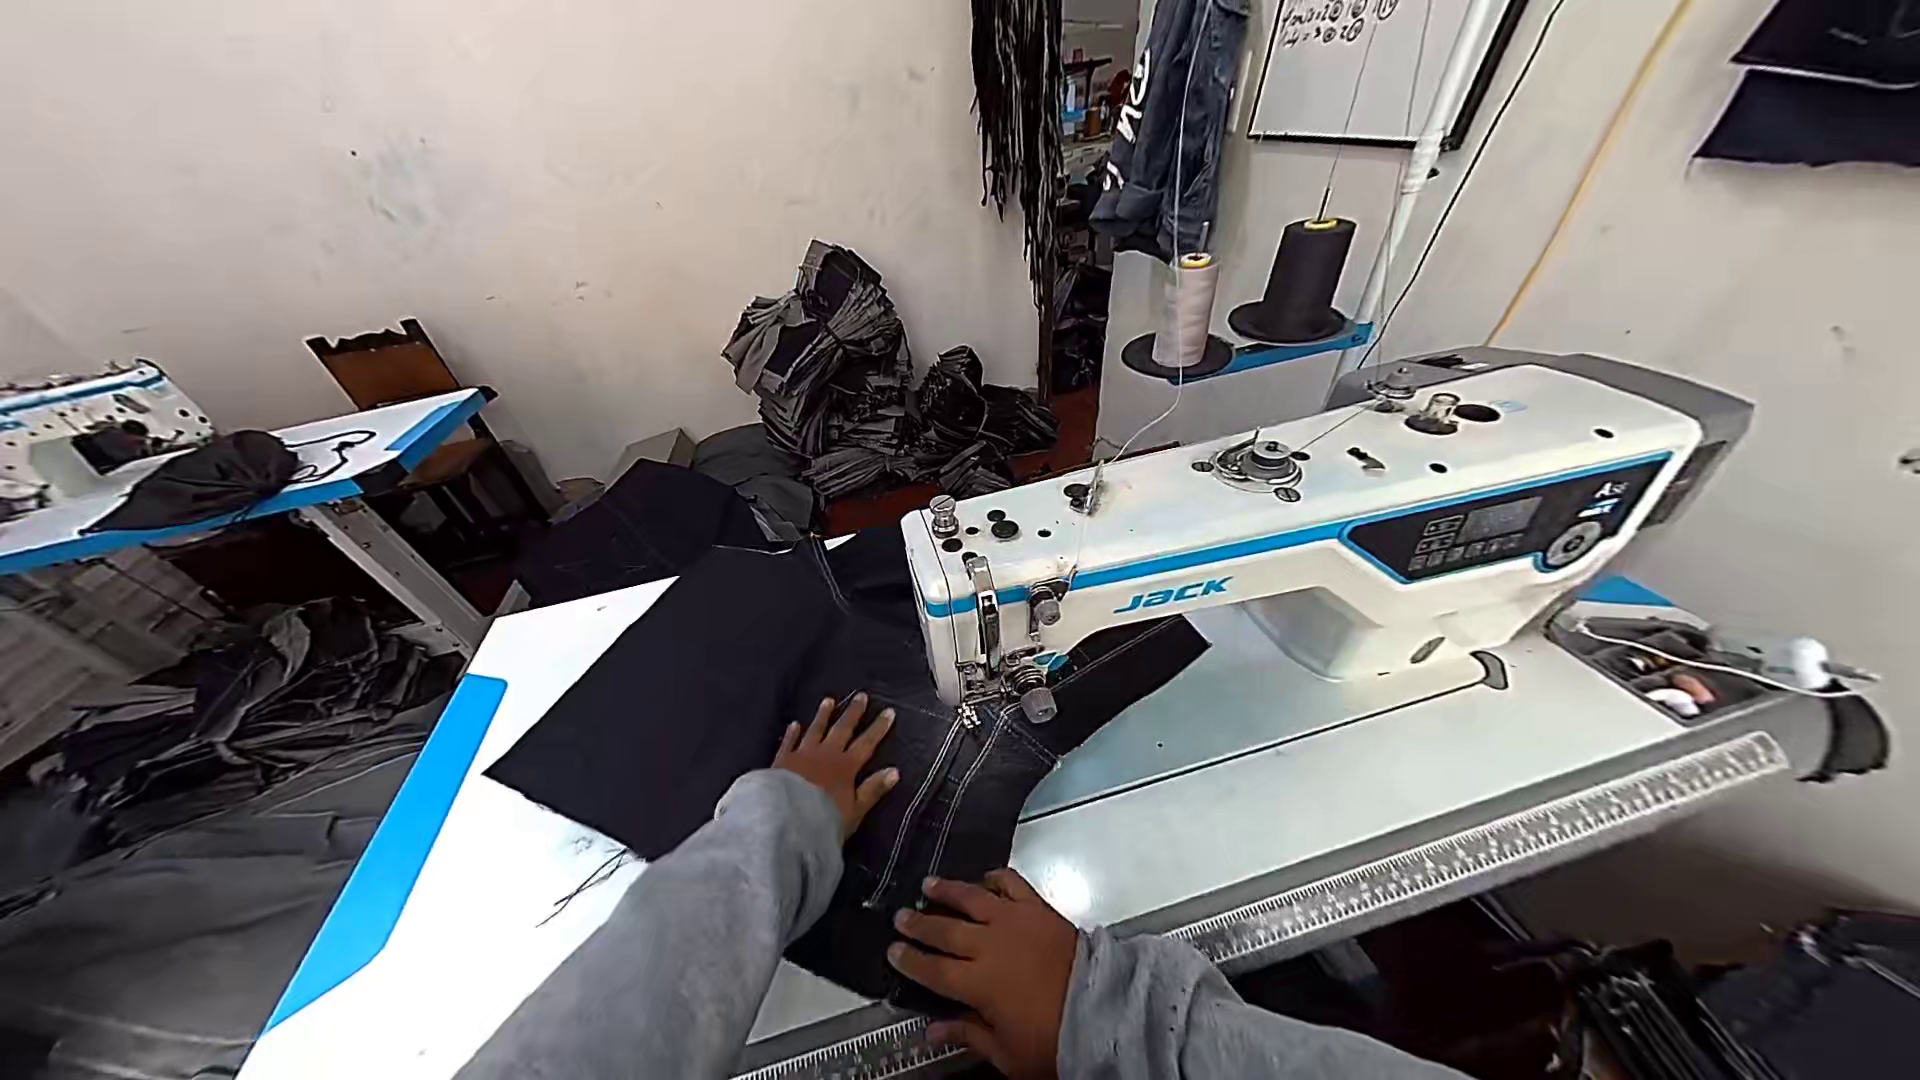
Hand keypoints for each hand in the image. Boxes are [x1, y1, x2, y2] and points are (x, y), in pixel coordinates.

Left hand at [773, 693, 898, 838]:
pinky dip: (792, 733)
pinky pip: (789, 742)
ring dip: (823, 715)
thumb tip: (894, 771)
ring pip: (816, 730)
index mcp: (845, 766)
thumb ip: (873, 790)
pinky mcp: (782, 760)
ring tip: (828, 701)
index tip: (888, 712)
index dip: (878, 728)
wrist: (784, 821)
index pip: (867, 743)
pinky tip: (794, 724)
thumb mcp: (854, 811)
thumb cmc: (823, 820)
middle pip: (842, 729)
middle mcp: (826, 754)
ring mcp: (802, 754)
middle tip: (861, 696)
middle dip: (853, 713)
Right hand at [888, 870, 1077, 1078]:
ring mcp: (1012, 918)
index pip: (933, 969)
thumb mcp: (1006, 1052)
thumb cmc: (1050, 1038)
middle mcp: (989, 943)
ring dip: (947, 891)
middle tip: (900, 915)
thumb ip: (967, 1034)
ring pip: (971, 898)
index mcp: (978, 982)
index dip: (910, 959)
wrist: (1098, 1008)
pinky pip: (1010, 882)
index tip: (892, 949)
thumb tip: (930, 1030)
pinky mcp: (1035, 905)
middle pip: (945, 929)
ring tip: (928, 884)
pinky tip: (983, 878)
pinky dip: (994, 877)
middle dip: (919, 923)